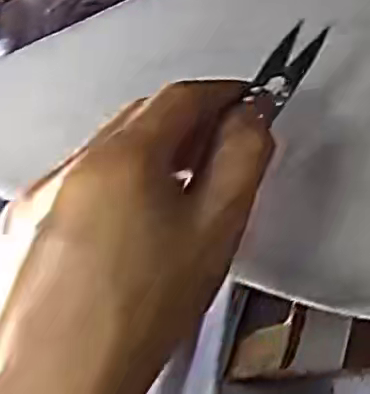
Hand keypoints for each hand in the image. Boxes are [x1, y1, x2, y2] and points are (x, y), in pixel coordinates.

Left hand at [0, 81, 274, 393]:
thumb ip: (248, 148)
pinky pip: (88, 183)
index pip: (185, 94)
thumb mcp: (224, 213)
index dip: (233, 92)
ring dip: (165, 149)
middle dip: (198, 118)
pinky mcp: (19, 236)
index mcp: (115, 162)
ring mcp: (30, 209)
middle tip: (236, 139)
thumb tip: (253, 116)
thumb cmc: (134, 310)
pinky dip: (132, 180)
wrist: (55, 383)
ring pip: (113, 148)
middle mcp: (62, 177)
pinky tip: (157, 216)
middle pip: (143, 115)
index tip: (260, 102)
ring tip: (200, 183)